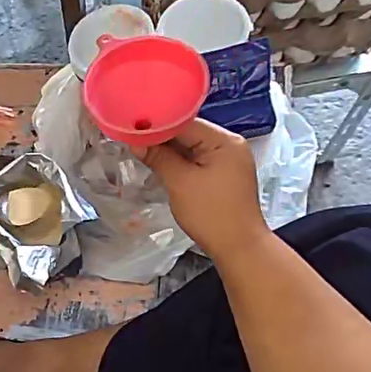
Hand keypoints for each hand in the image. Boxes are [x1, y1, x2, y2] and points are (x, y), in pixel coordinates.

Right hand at [134, 118, 271, 257]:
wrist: (239, 248)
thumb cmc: (211, 214)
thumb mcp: (180, 183)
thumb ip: (158, 157)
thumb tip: (136, 142)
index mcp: (224, 141)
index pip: (184, 123)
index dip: (156, 125)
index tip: (131, 126)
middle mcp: (230, 145)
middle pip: (189, 134)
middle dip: (161, 138)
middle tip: (132, 139)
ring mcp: (229, 161)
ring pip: (192, 149)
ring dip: (169, 151)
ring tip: (141, 151)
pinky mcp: (225, 176)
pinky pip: (198, 161)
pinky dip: (180, 163)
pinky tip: (161, 165)